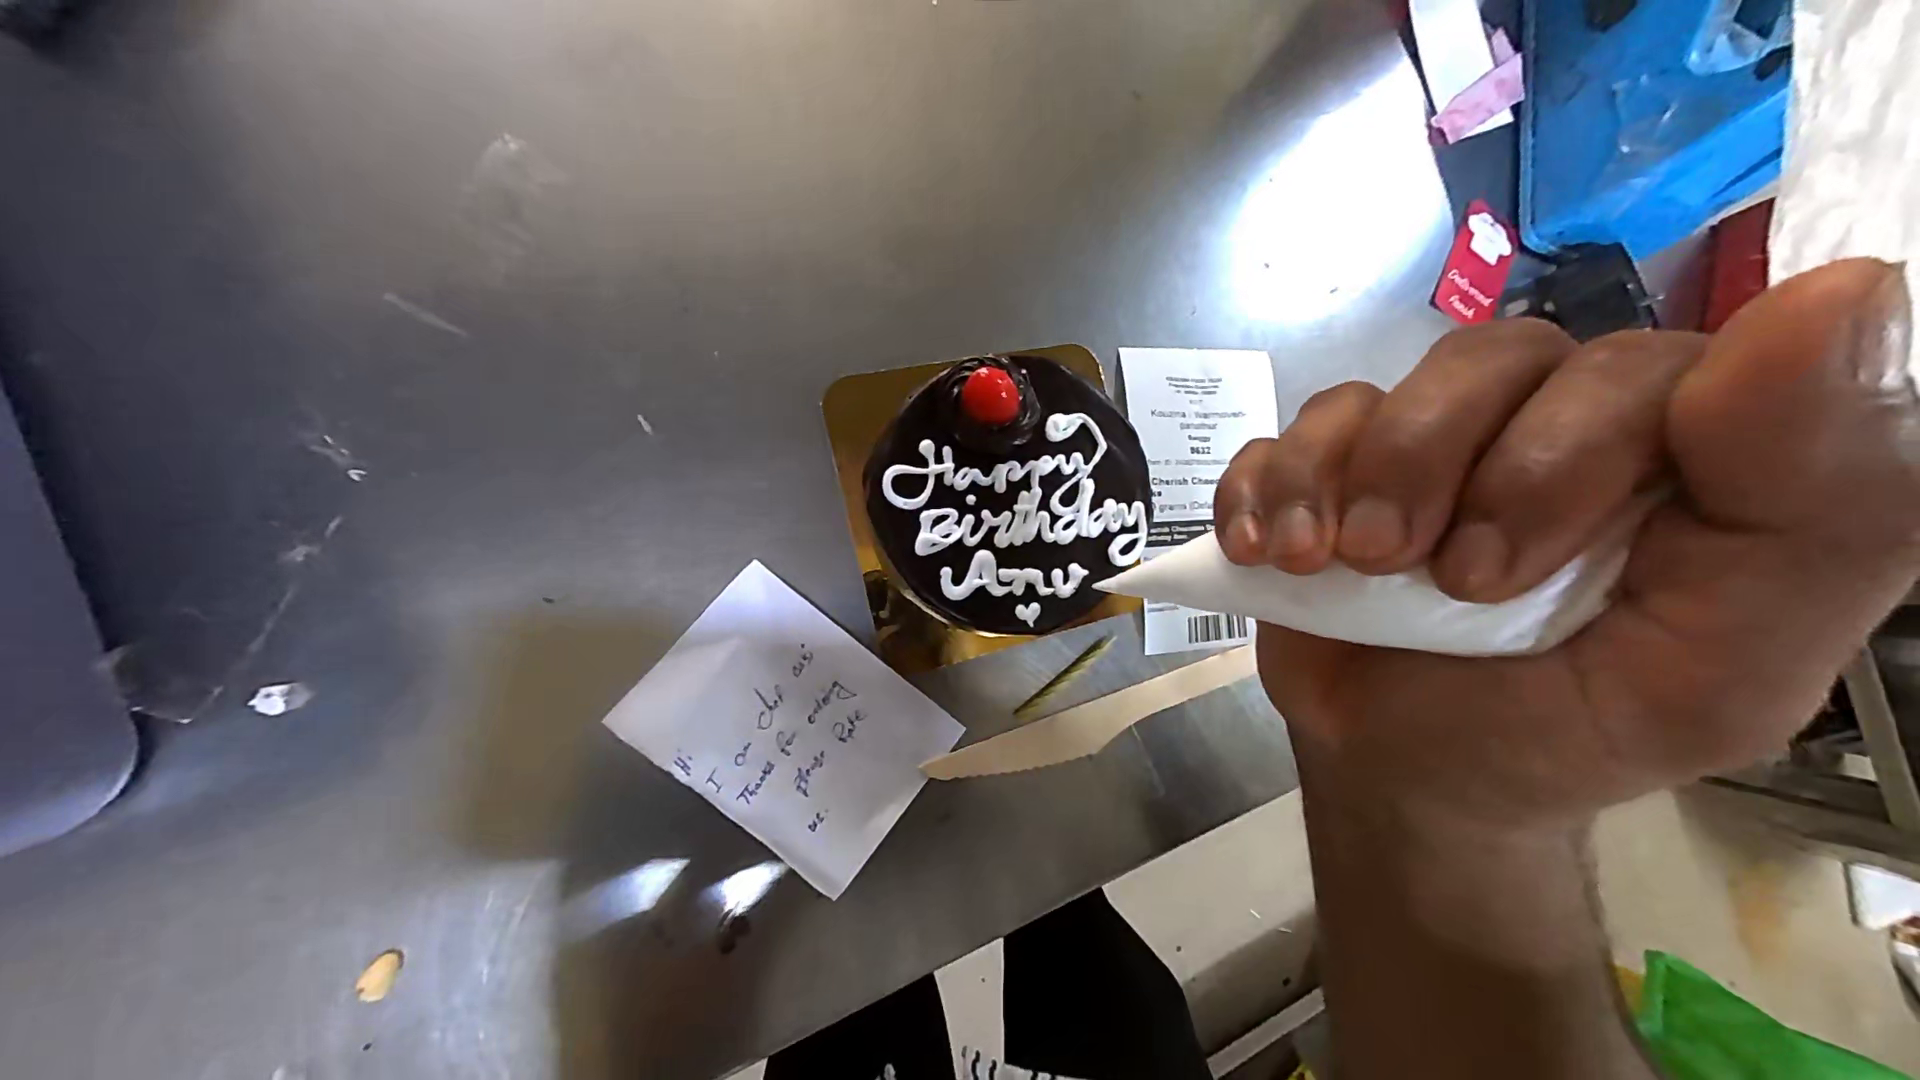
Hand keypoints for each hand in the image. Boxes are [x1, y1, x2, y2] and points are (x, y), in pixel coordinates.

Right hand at [1215, 259, 1919, 828]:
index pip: (1635, 369)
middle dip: (1423, 465)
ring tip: (1312, 564)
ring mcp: (1404, 453)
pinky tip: (1259, 550)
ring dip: (1324, 476)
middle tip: (1396, 568)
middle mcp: (1529, 430)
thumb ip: (1812, 515)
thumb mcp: (1704, 676)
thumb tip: (1845, 288)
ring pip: (1365, 394)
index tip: (1487, 577)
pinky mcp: (1314, 481)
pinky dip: (1257, 490)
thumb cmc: (1549, 732)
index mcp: (1662, 460)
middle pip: (1481, 361)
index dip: (1557, 453)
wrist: (1399, 765)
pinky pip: (1273, 442)